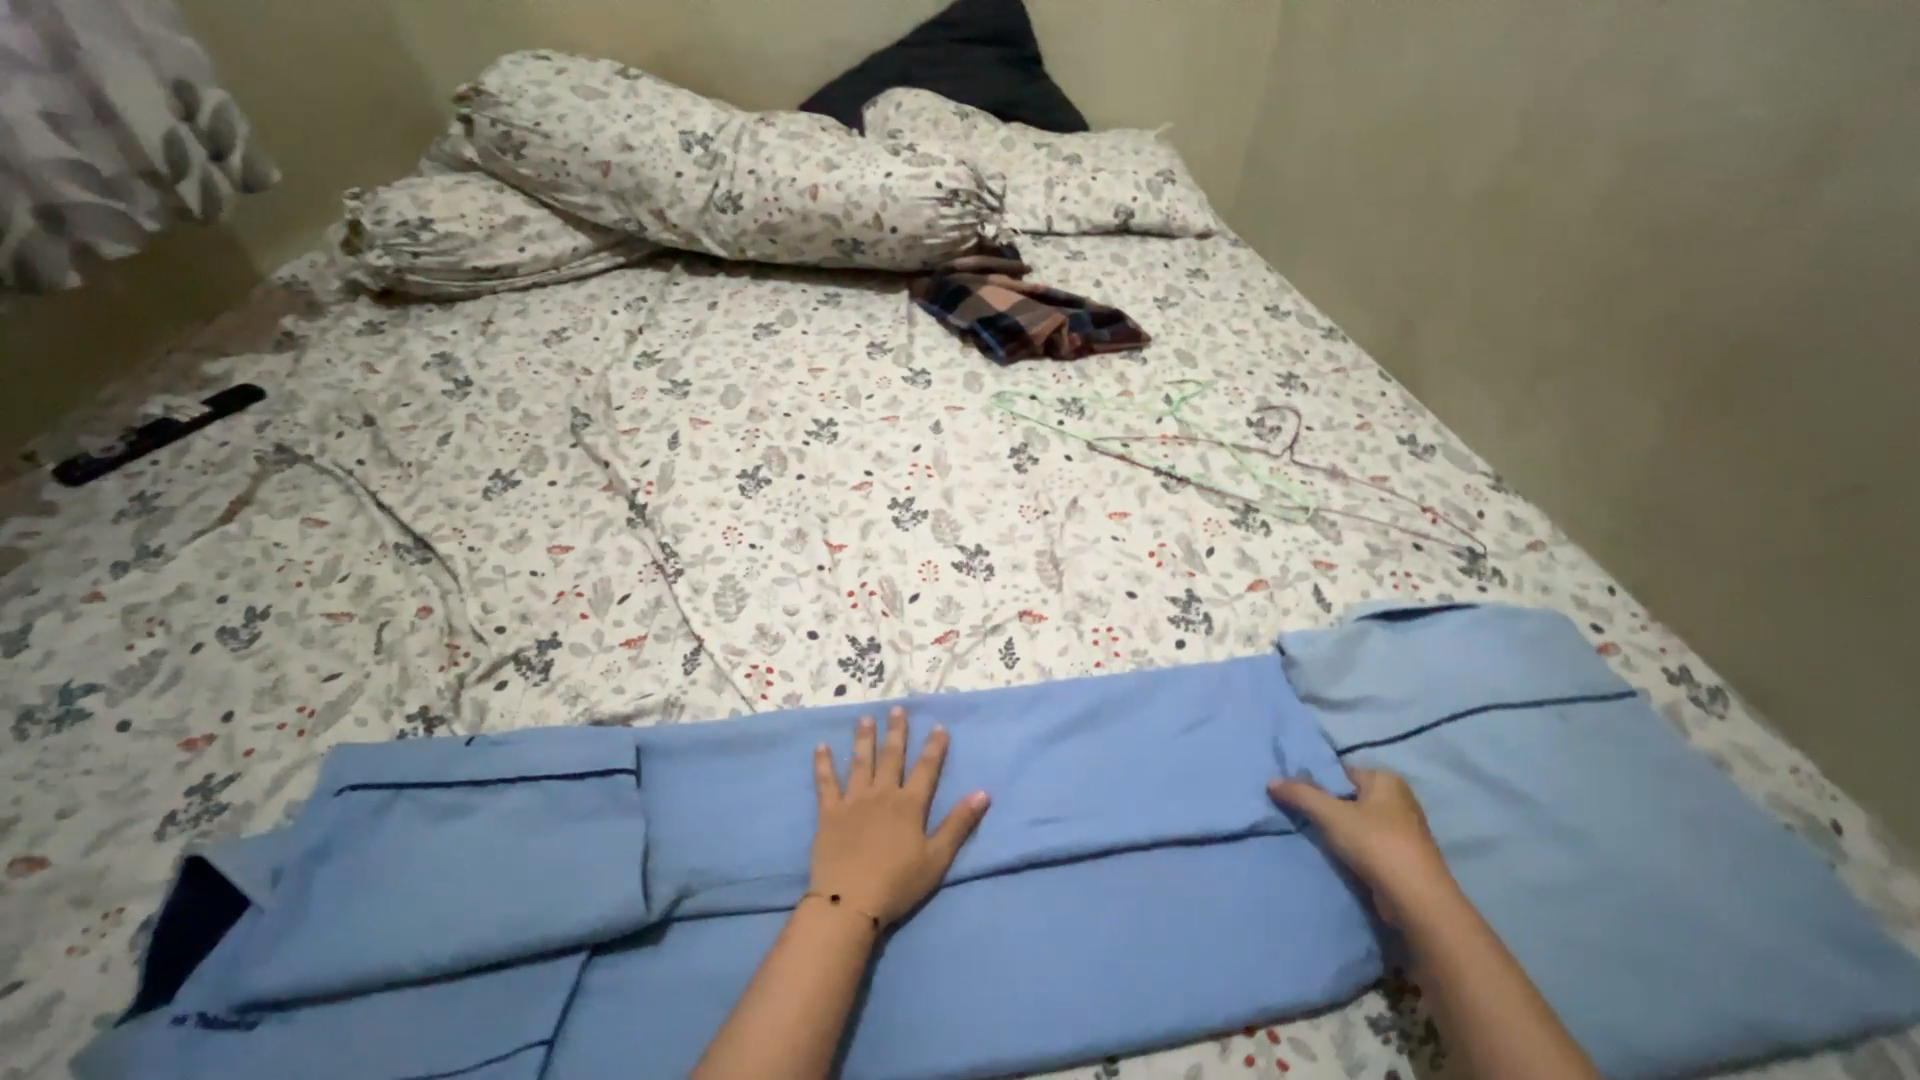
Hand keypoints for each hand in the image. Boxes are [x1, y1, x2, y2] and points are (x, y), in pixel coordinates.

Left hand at [811, 706, 990, 925]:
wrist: (851, 901)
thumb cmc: (898, 884)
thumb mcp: (937, 858)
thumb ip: (959, 824)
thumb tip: (983, 793)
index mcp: (910, 805)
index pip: (926, 769)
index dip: (934, 747)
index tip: (938, 727)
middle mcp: (882, 794)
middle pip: (892, 757)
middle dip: (897, 732)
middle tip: (897, 709)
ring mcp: (853, 801)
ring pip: (860, 762)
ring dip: (864, 739)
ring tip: (866, 718)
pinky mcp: (829, 813)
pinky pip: (826, 782)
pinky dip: (823, 763)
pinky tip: (821, 747)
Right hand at [1270, 767, 1453, 924]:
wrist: (1415, 898)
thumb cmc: (1375, 843)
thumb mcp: (1330, 814)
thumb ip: (1300, 794)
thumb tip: (1272, 781)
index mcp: (1386, 779)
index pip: (1341, 771)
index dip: (1316, 782)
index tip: (1295, 796)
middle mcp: (1399, 798)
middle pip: (1350, 796)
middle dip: (1327, 806)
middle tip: (1300, 817)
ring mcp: (1405, 828)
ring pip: (1360, 821)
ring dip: (1340, 829)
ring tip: (1315, 838)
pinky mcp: (1405, 855)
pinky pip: (1370, 842)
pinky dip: (1354, 847)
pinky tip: (1338, 856)